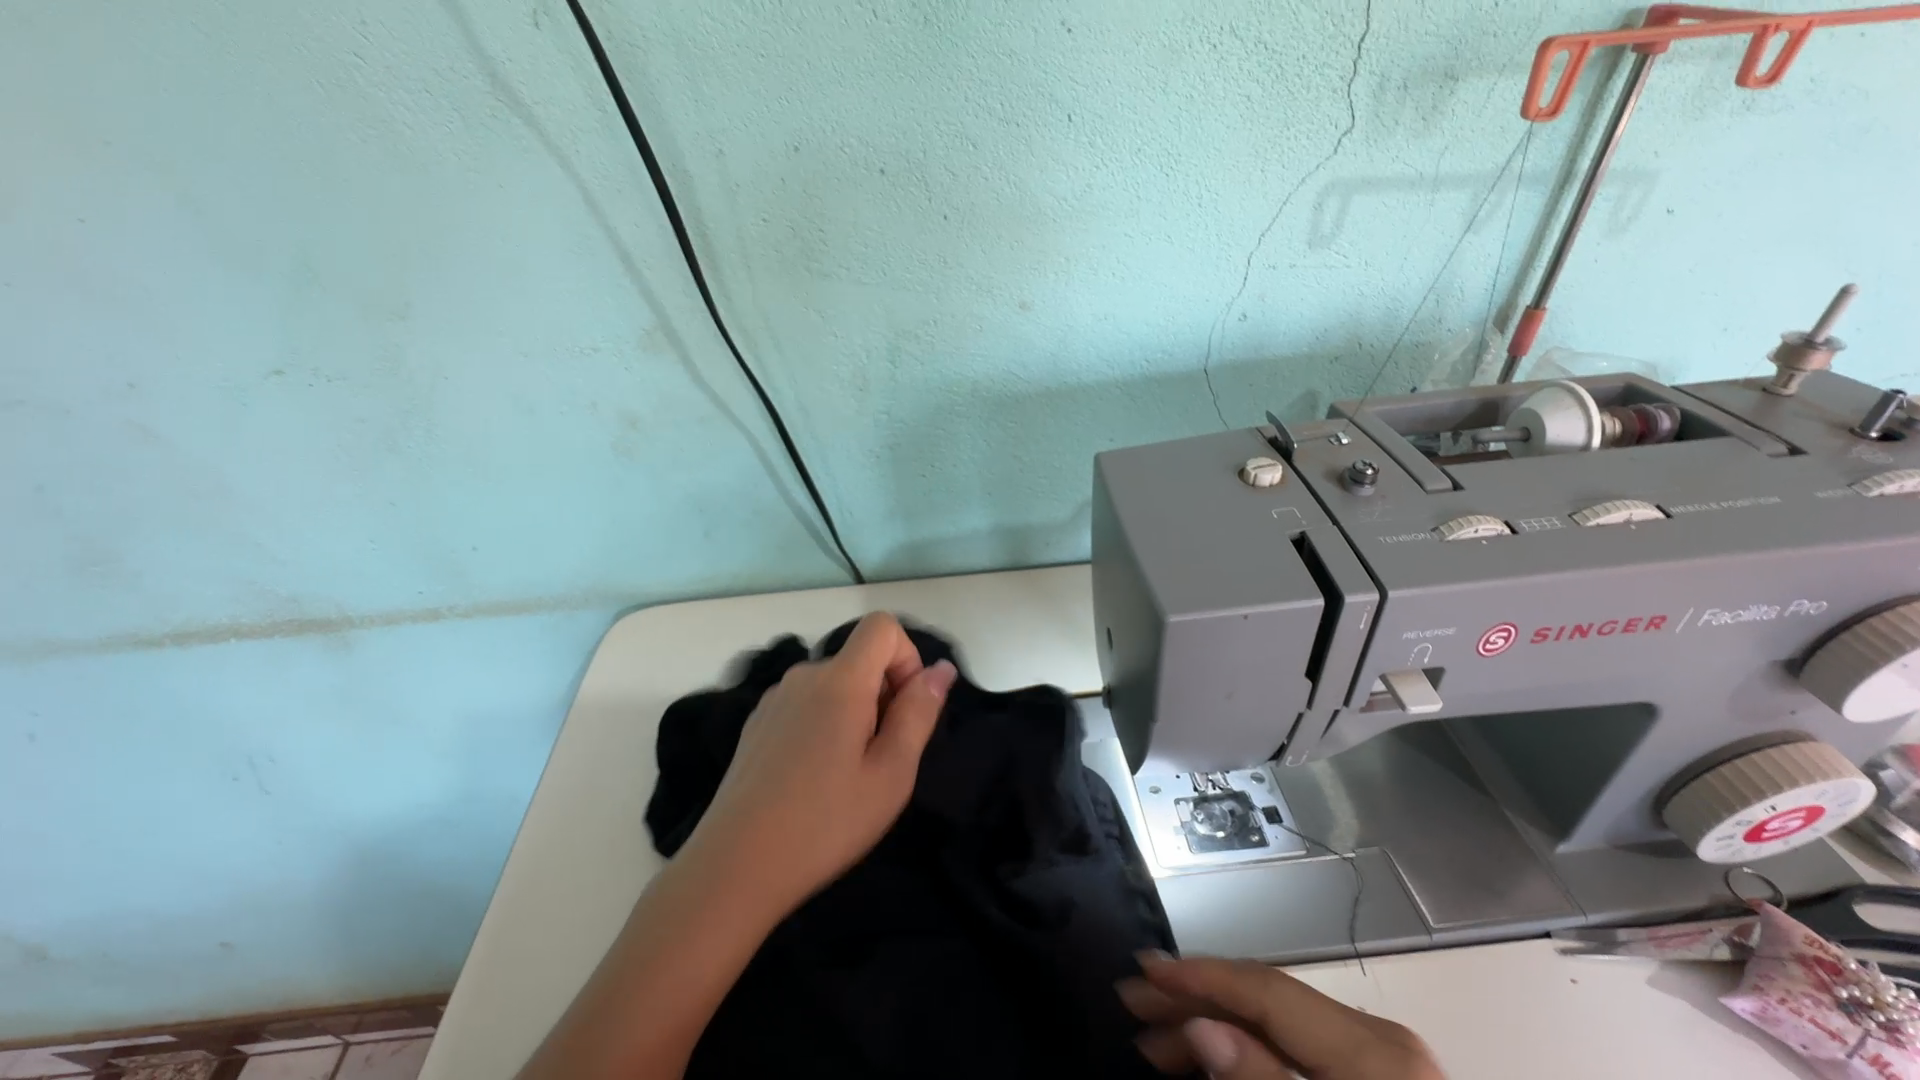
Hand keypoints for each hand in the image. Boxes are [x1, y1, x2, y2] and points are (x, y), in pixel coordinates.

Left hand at [684, 612, 956, 911]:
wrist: (735, 866)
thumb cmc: (826, 822)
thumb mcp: (891, 774)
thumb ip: (919, 713)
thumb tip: (941, 670)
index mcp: (839, 681)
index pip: (882, 627)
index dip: (907, 659)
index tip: (904, 712)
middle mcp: (803, 677)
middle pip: (858, 660)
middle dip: (882, 696)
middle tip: (879, 762)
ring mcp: (773, 701)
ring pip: (832, 687)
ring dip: (852, 716)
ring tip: (845, 779)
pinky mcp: (755, 726)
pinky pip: (804, 707)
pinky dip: (822, 729)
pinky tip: (811, 783)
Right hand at [1119, 953, 1443, 1078]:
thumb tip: (1201, 1026)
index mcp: (1371, 1051)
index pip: (1267, 990)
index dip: (1200, 976)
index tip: (1142, 970)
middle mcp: (1377, 1038)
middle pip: (1267, 998)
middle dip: (1195, 999)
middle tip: (1131, 1005)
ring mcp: (1382, 1056)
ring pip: (1278, 1020)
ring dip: (1214, 1022)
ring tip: (1156, 1039)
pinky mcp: (1378, 1075)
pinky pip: (1298, 1043)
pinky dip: (1249, 1044)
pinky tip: (1211, 1055)